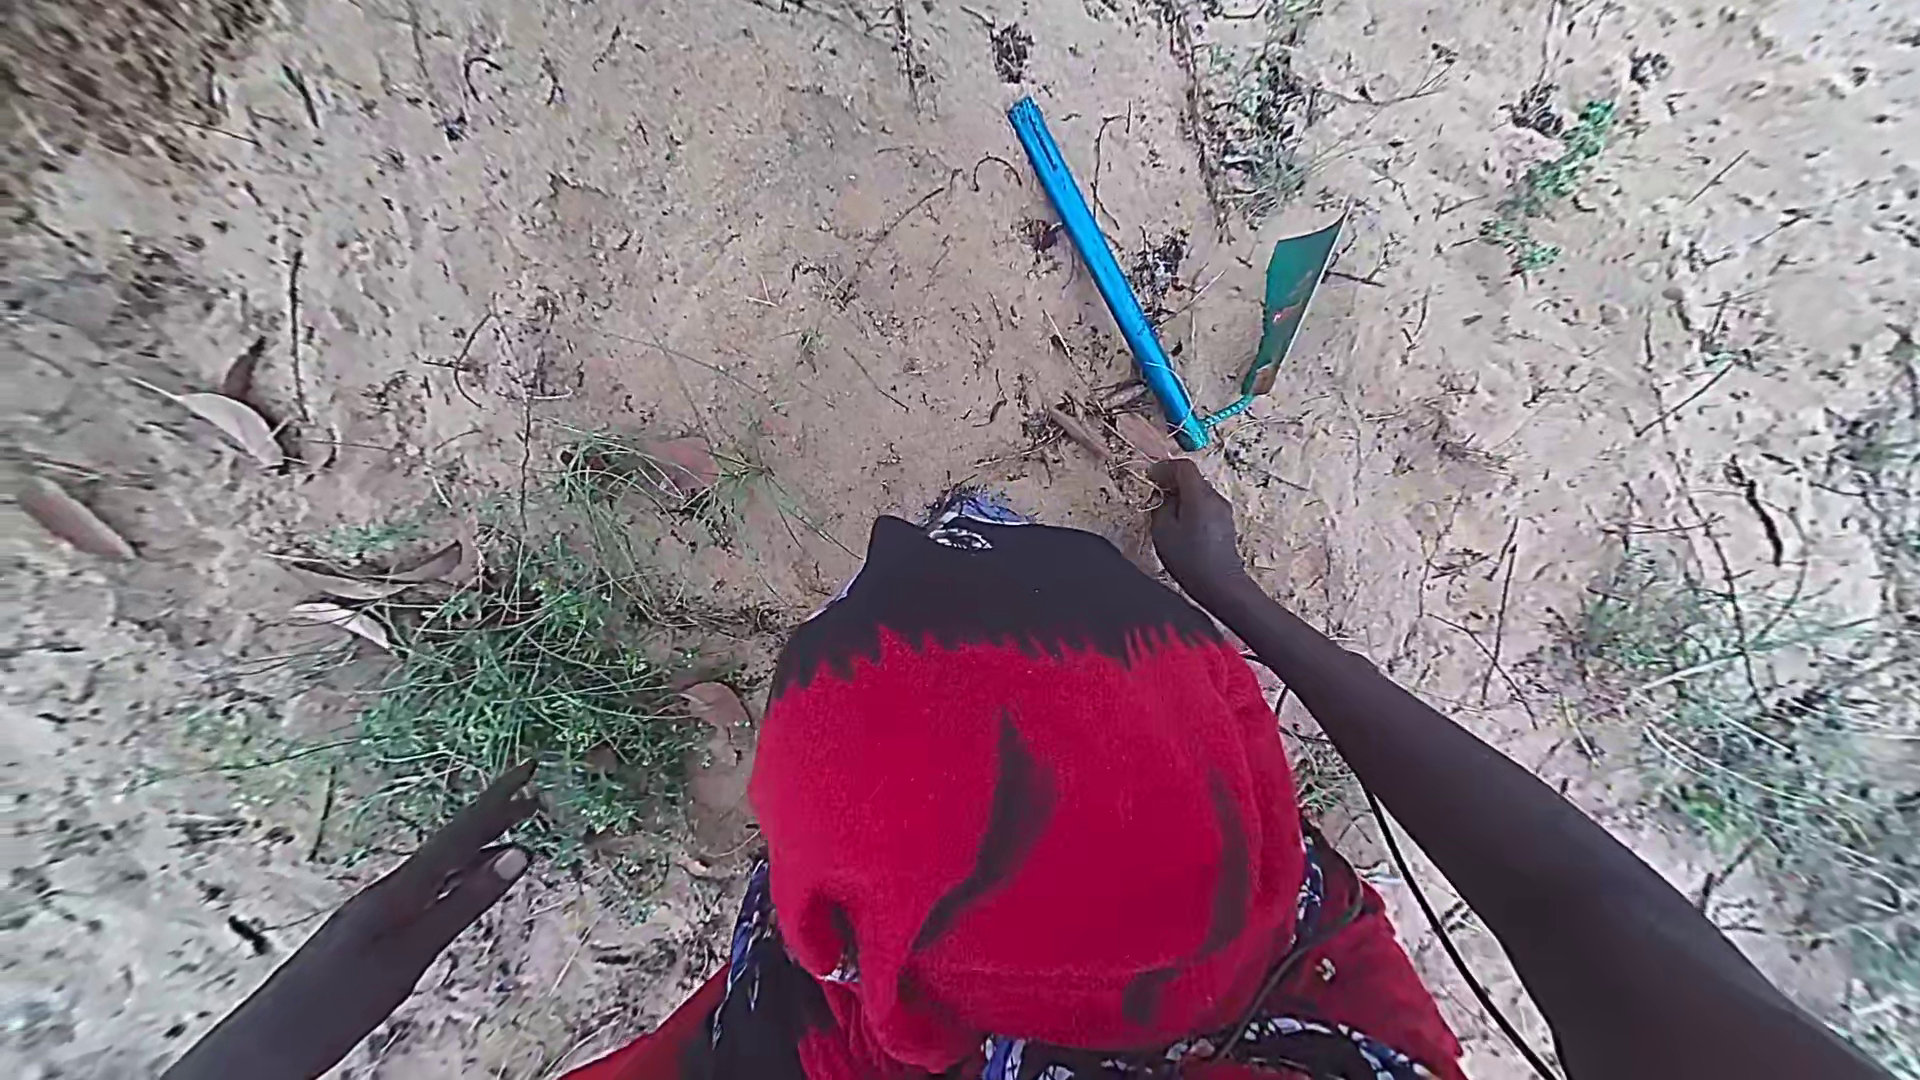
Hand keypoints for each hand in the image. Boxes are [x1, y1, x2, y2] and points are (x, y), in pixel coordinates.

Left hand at [164, 764, 537, 1079]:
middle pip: (452, 842)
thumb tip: (521, 852)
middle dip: (496, 815)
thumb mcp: (410, 954)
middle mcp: (391, 889)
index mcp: (401, 888)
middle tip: (534, 792)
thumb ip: (465, 902)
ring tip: (517, 830)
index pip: (462, 830)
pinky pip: (429, 887)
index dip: (499, 796)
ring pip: (442, 864)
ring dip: (481, 843)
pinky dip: (460, 874)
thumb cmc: (332, 1007)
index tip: (528, 766)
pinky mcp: (372, 930)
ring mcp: (379, 910)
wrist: (249, 1059)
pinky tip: (471, 881)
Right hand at [1148, 458, 1247, 598]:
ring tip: (1164, 509)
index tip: (1149, 476)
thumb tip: (1164, 496)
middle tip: (1154, 492)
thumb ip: (1161, 506)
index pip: (1184, 467)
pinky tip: (1180, 523)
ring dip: (1181, 493)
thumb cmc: (1188, 558)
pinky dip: (1190, 505)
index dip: (1164, 467)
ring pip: (1198, 491)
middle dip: (1171, 480)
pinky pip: (1204, 504)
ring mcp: (1222, 510)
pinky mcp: (1224, 522)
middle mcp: (1214, 498)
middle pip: (1192, 478)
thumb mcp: (1163, 529)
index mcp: (1199, 496)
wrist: (1219, 583)